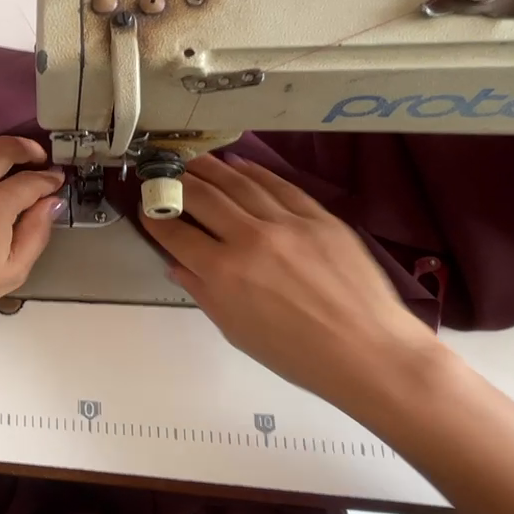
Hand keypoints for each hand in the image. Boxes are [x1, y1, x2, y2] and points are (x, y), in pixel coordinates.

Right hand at [140, 154, 444, 402]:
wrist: (369, 352)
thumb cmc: (296, 353)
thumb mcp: (234, 329)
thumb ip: (203, 291)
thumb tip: (180, 265)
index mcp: (223, 273)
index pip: (175, 234)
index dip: (154, 218)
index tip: (145, 208)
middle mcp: (250, 240)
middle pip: (202, 198)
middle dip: (175, 184)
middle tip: (162, 176)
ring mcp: (287, 224)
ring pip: (238, 183)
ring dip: (209, 168)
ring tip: (191, 160)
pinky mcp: (319, 217)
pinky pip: (278, 185)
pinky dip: (253, 172)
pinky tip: (237, 165)